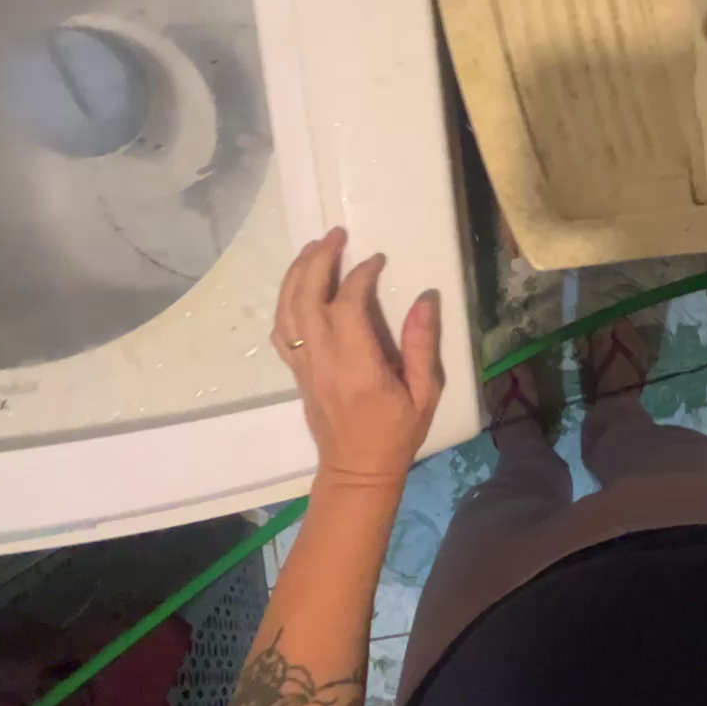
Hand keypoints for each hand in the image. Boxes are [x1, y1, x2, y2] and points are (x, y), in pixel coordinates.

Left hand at [273, 228, 443, 493]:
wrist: (356, 471)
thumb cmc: (396, 434)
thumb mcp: (425, 394)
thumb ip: (422, 346)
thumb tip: (424, 300)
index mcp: (358, 368)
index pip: (347, 307)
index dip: (359, 276)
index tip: (377, 259)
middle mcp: (323, 362)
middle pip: (306, 299)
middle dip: (318, 260)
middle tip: (335, 234)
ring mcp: (303, 366)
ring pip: (287, 310)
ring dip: (297, 273)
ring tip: (314, 247)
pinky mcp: (296, 371)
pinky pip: (282, 329)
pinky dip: (286, 300)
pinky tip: (299, 284)